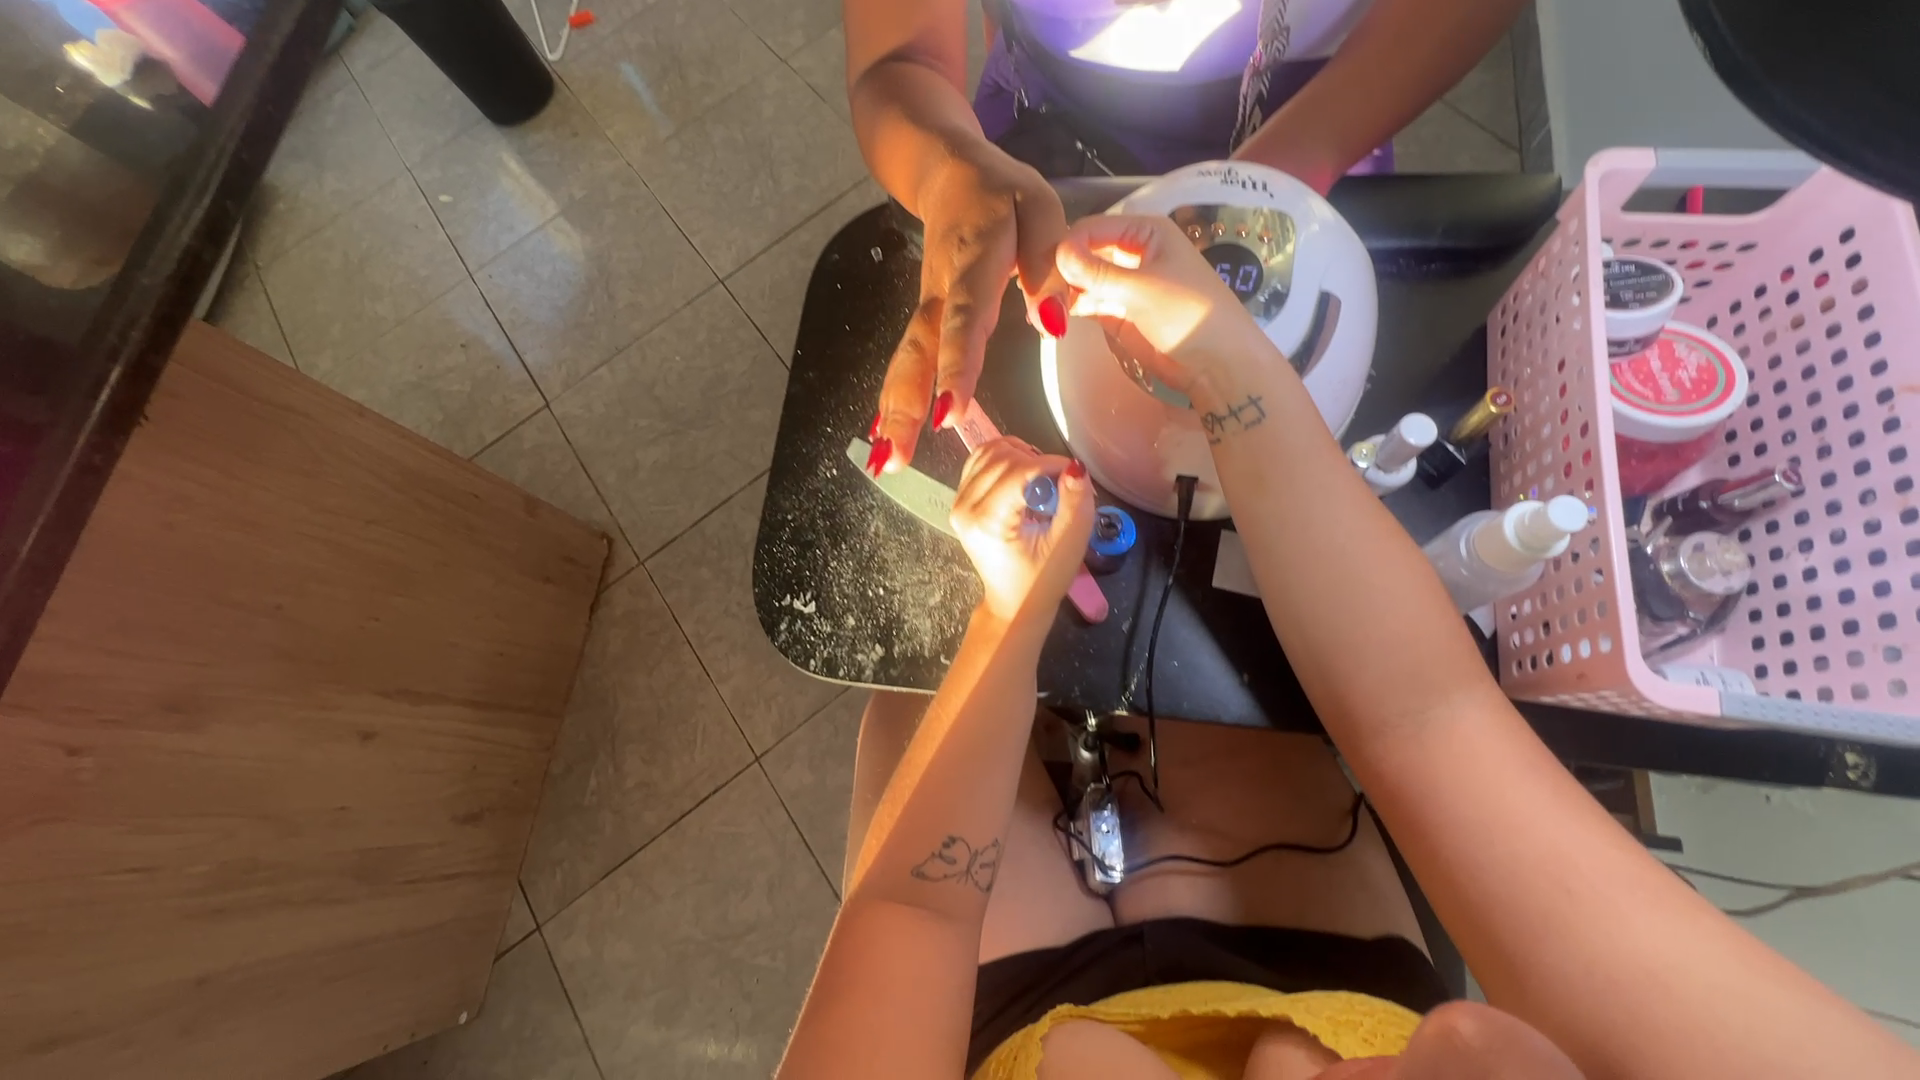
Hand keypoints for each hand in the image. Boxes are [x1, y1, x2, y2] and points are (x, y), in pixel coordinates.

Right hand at [869, 141, 1070, 475]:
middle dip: (908, 406)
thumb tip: (1051, 324)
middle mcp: (940, 291)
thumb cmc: (1002, 193)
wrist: (947, 172)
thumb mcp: (1040, 208)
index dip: (956, 367)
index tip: (949, 412)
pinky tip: (884, 433)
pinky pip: (908, 357)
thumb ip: (1047, 263)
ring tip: (886, 461)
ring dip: (895, 411)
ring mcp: (926, 304)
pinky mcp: (924, 314)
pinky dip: (893, 395)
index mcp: (973, 264)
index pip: (964, 321)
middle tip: (897, 457)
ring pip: (907, 360)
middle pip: (919, 352)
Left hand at [950, 438, 1094, 625]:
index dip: (1050, 464)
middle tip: (1059, 481)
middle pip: (1002, 457)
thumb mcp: (1068, 545)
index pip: (1018, 471)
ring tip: (1042, 478)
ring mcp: (958, 502)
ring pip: (988, 452)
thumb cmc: (1042, 580)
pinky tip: (1024, 476)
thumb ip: (1075, 504)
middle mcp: (965, 507)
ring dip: (1020, 454)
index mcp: (987, 522)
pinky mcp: (961, 499)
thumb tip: (1075, 467)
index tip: (1073, 474)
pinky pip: (980, 461)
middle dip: (1037, 460)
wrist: (1013, 603)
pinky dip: (1005, 458)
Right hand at [1053, 214, 1275, 398]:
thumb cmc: (1189, 315)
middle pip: (1081, 253)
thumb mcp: (1142, 289)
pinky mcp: (1116, 312)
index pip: (1091, 229)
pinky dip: (1067, 311)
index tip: (1046, 277)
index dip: (1066, 249)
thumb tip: (1056, 252)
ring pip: (1078, 280)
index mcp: (1144, 231)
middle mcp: (1130, 251)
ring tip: (1039, 318)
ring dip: (1058, 295)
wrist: (1216, 366)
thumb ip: (1097, 272)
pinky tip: (1050, 323)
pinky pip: (1084, 303)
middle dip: (1057, 274)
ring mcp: (1122, 283)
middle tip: (1036, 302)